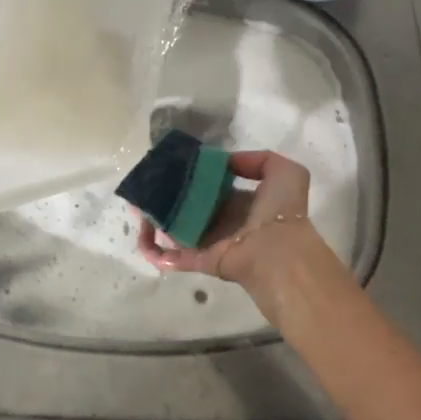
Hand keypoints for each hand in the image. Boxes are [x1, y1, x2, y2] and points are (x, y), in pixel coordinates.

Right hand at [136, 150, 316, 287]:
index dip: (193, 178)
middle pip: (189, 209)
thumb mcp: (283, 171)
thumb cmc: (280, 209)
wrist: (277, 249)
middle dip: (168, 198)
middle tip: (147, 186)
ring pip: (174, 231)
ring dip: (154, 221)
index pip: (212, 188)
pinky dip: (152, 249)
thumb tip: (224, 161)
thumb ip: (257, 159)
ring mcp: (208, 243)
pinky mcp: (197, 260)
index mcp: (241, 203)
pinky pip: (169, 256)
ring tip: (137, 206)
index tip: (173, 167)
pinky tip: (141, 234)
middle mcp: (223, 223)